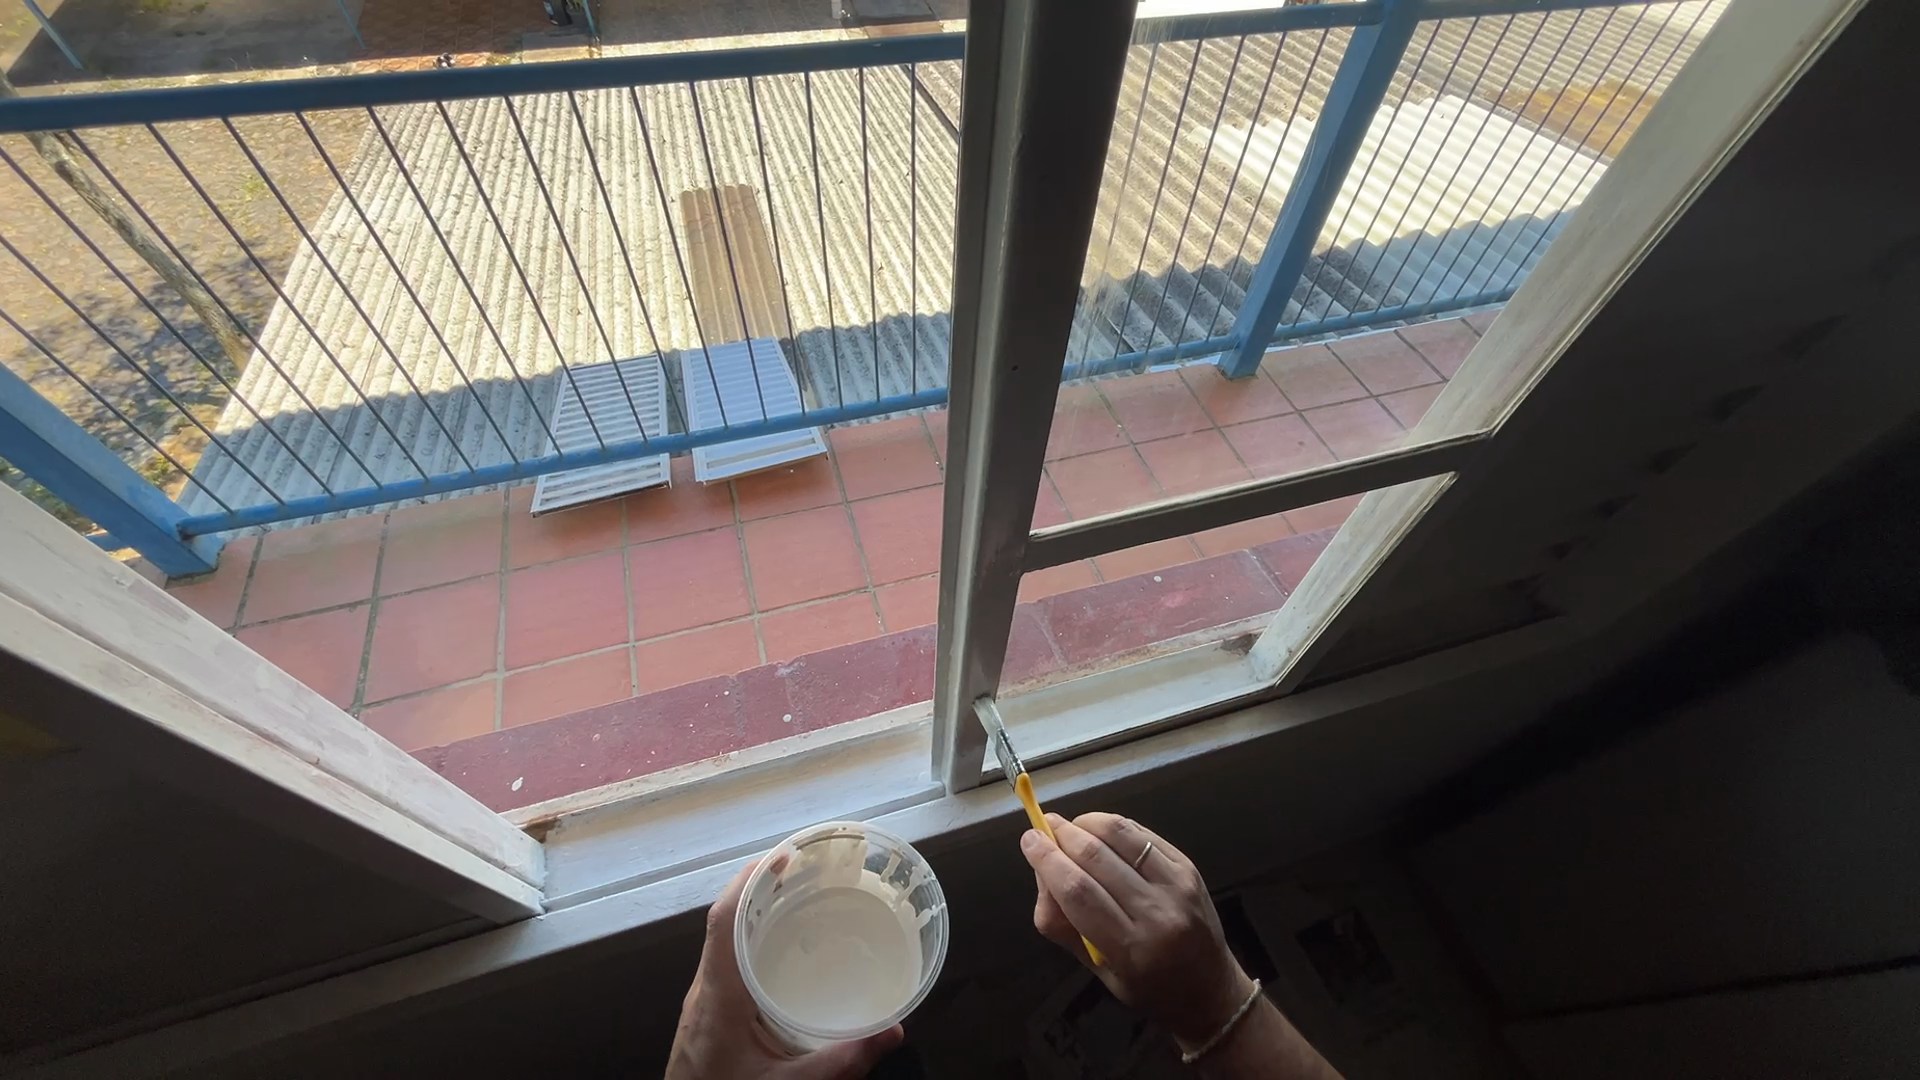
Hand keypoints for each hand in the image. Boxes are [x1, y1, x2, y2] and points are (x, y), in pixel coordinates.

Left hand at [664, 860, 903, 1079]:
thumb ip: (842, 1061)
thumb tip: (895, 1031)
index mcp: (719, 996)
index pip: (723, 921)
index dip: (750, 880)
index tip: (785, 855)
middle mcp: (706, 991)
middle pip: (725, 922)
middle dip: (762, 888)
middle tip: (806, 869)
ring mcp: (703, 1004)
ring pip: (725, 941)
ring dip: (756, 912)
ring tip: (799, 897)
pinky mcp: (708, 1018)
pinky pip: (728, 962)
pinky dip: (753, 940)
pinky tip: (783, 950)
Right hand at [1022, 813, 1255, 1048]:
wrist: (1211, 993)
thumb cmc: (1147, 988)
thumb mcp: (1097, 971)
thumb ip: (1062, 924)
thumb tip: (1041, 871)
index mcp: (1130, 949)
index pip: (1078, 892)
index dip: (1047, 860)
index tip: (1029, 840)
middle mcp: (1157, 913)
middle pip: (1095, 857)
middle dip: (1062, 835)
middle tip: (1044, 827)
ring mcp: (1176, 885)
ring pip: (1119, 834)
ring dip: (1086, 822)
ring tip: (1072, 828)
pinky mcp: (1188, 866)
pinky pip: (1140, 833)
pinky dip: (1113, 826)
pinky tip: (1101, 832)